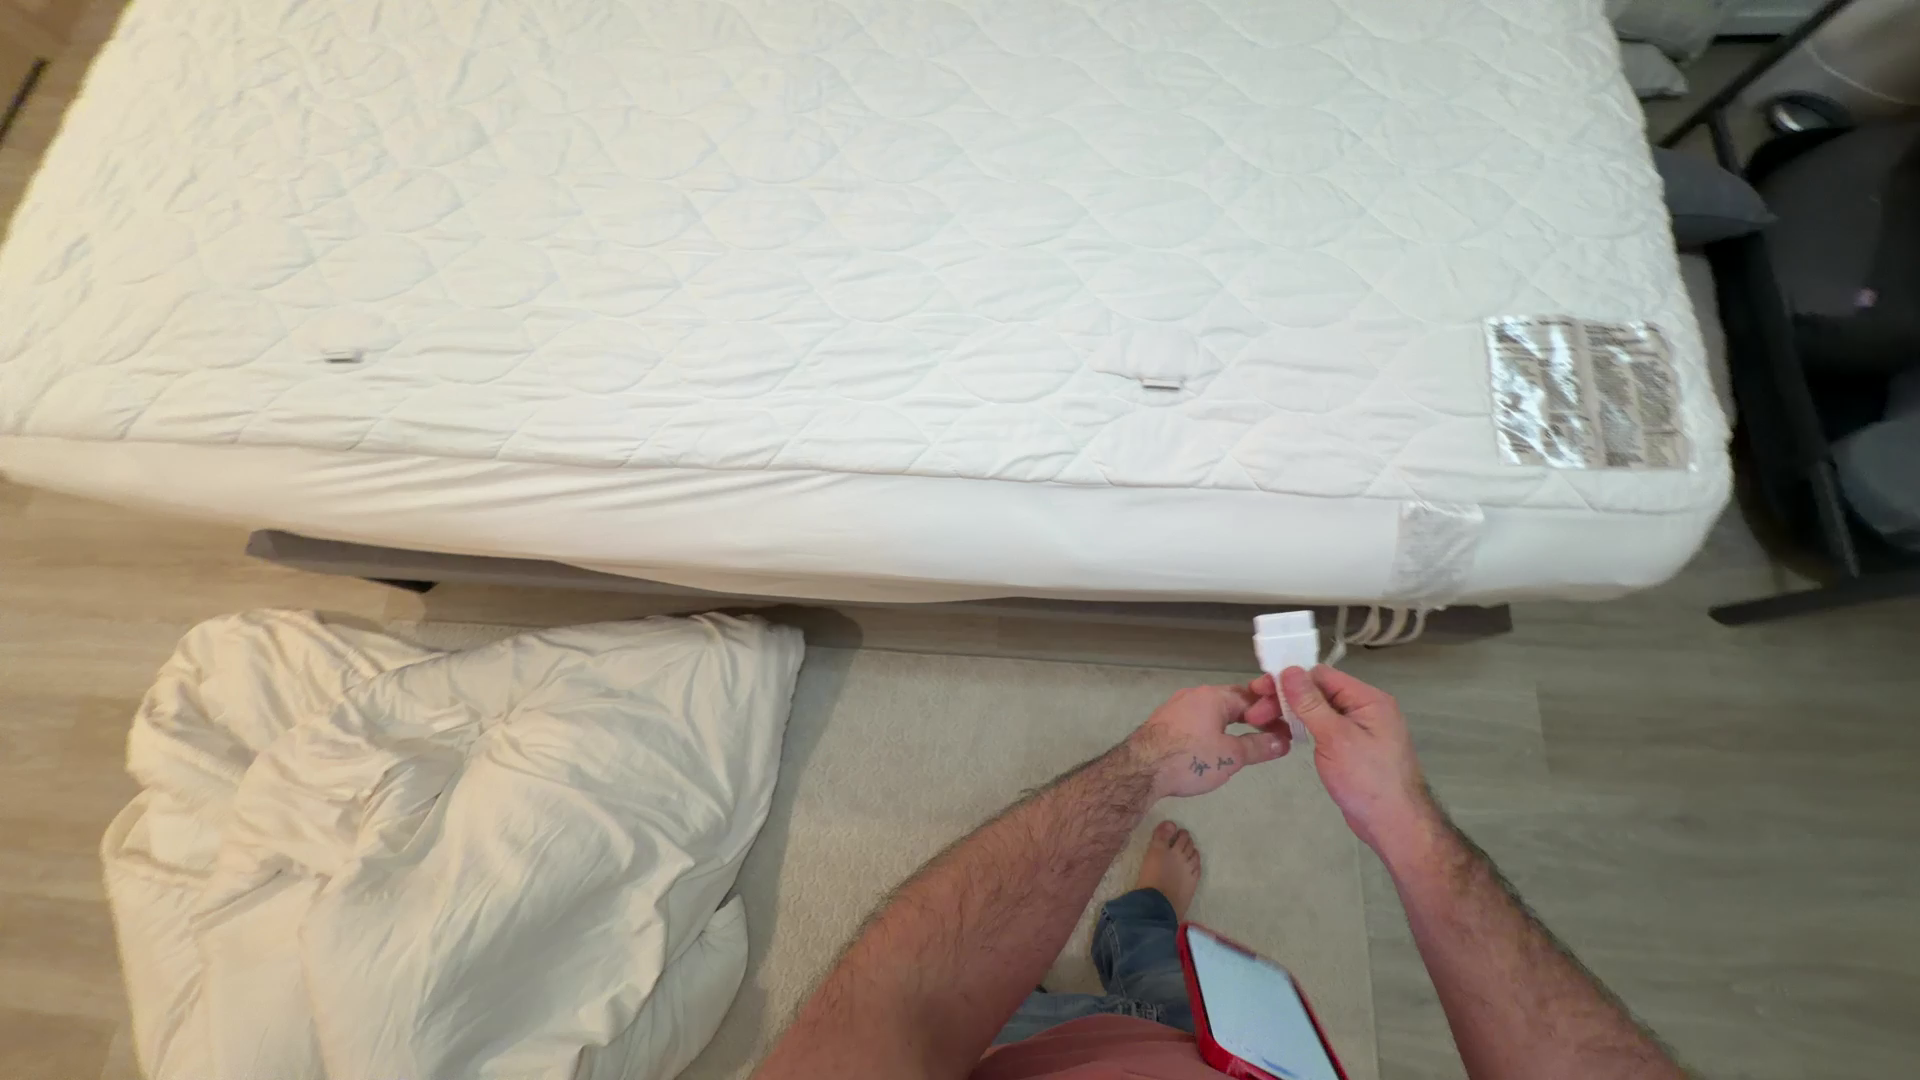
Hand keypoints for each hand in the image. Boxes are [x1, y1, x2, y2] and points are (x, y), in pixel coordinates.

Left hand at [1127, 682, 1290, 798]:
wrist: (1140, 769)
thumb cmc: (1189, 758)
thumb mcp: (1231, 755)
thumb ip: (1258, 747)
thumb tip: (1282, 742)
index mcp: (1212, 696)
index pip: (1250, 698)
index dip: (1271, 713)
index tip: (1286, 729)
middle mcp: (1193, 695)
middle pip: (1231, 702)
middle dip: (1252, 717)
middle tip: (1272, 736)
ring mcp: (1176, 707)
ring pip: (1213, 711)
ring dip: (1232, 723)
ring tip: (1248, 743)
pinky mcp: (1165, 722)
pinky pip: (1197, 720)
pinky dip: (1213, 729)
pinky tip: (1216, 744)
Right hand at [1263, 666, 1438, 855]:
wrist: (1394, 826)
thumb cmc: (1366, 779)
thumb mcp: (1335, 738)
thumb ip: (1310, 703)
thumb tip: (1289, 670)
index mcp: (1368, 699)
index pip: (1321, 675)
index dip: (1289, 679)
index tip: (1259, 690)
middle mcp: (1364, 708)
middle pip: (1317, 691)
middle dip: (1284, 698)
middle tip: (1254, 714)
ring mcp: (1357, 727)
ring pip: (1316, 708)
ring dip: (1289, 712)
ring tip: (1261, 723)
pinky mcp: (1349, 745)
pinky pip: (1321, 725)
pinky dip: (1301, 726)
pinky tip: (1282, 732)